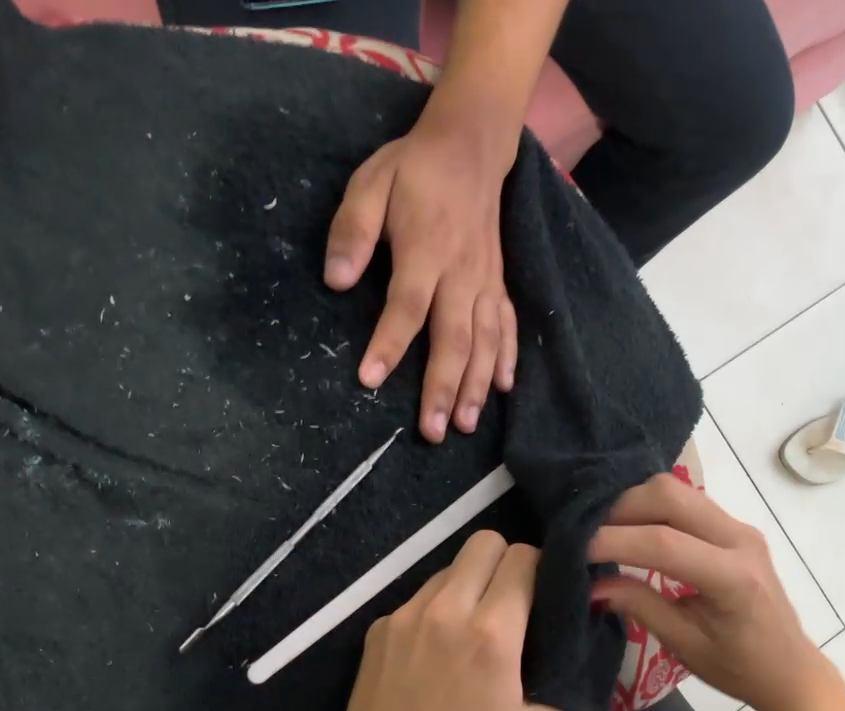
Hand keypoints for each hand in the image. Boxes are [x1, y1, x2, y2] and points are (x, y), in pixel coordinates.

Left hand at [321, 532, 560, 710]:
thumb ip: (558, 672)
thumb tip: (567, 636)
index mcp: (492, 632)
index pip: (524, 558)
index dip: (542, 568)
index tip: (545, 591)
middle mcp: (446, 609)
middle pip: (483, 542)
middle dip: (506, 560)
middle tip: (513, 598)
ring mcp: (405, 616)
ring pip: (448, 568)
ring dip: (469, 584)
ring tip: (472, 627)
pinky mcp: (377, 629)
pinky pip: (418, 599)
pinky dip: (436, 610)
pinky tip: (435, 652)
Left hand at [326, 123, 517, 443]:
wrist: (471, 146)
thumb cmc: (412, 169)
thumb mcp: (370, 183)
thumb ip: (353, 230)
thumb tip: (337, 280)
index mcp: (425, 248)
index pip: (407, 305)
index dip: (389, 343)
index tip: (370, 379)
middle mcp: (461, 272)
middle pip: (453, 337)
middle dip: (442, 386)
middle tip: (431, 431)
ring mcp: (486, 281)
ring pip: (484, 341)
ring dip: (475, 386)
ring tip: (463, 424)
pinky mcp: (499, 283)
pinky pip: (508, 326)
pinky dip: (506, 358)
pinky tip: (502, 389)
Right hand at [588, 475, 818, 710]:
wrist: (791, 670)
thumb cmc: (740, 667)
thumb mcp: (686, 645)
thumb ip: (640, 607)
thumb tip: (591, 585)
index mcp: (733, 577)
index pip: (663, 543)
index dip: (613, 541)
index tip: (575, 551)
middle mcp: (740, 539)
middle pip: (669, 496)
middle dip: (620, 509)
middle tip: (586, 536)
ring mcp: (739, 527)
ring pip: (676, 490)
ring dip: (633, 504)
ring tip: (603, 532)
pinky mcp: (734, 527)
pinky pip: (686, 501)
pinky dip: (650, 508)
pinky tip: (630, 529)